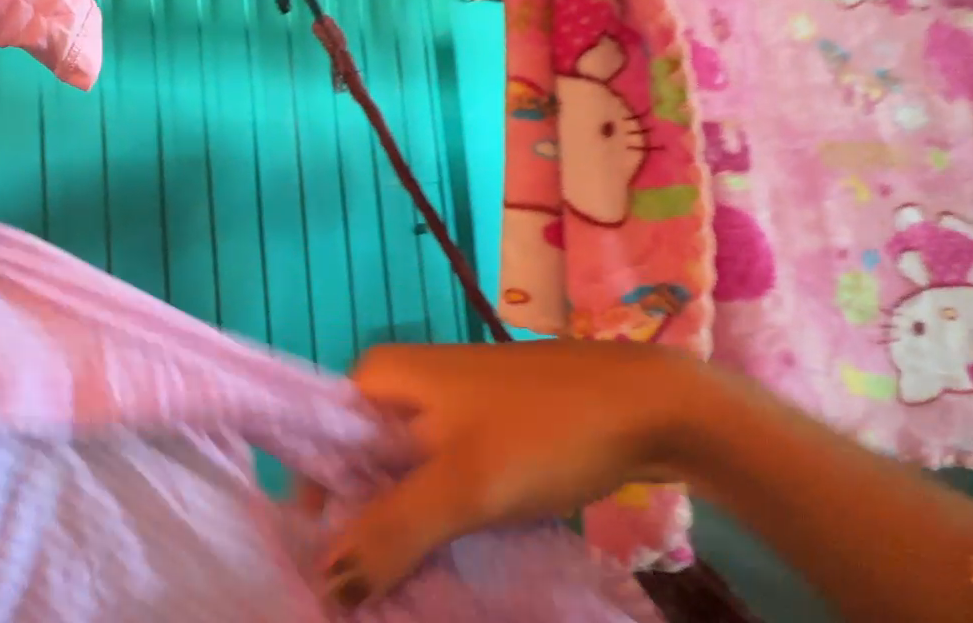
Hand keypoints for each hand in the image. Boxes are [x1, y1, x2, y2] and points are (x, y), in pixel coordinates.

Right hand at [323, 340, 710, 604]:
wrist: (655, 407)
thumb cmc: (543, 431)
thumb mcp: (463, 486)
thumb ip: (391, 533)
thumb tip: (326, 587)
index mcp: (376, 378)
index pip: (318, 445)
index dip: (317, 509)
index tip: (325, 575)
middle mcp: (397, 387)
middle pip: (356, 463)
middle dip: (360, 525)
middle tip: (367, 594)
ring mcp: (439, 407)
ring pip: (398, 476)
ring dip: (399, 528)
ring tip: (400, 589)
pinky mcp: (477, 429)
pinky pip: (434, 477)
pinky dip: (434, 518)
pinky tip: (443, 560)